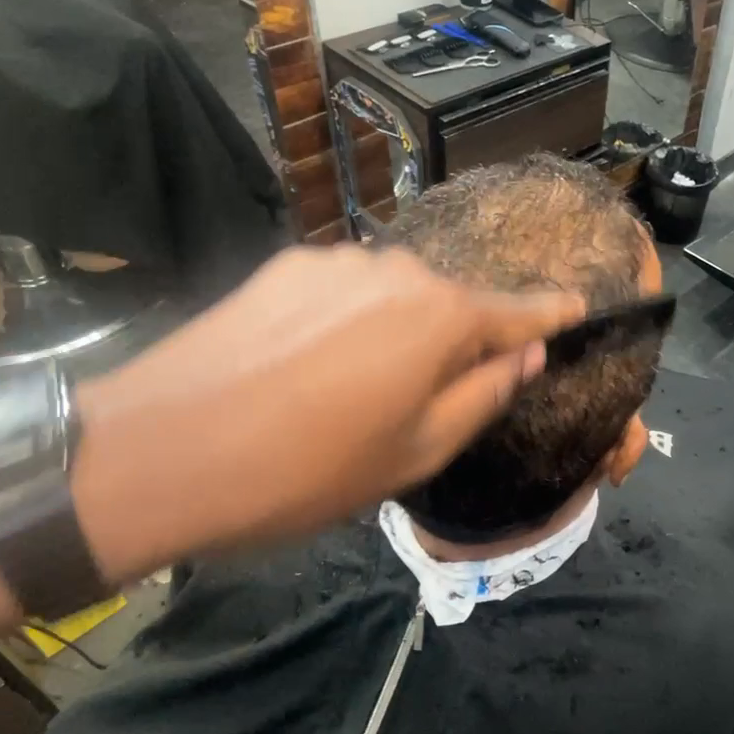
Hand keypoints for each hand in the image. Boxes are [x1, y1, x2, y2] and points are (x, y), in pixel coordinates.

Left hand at [69, 245, 584, 581]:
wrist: (152, 455)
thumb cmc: (305, 471)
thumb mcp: (415, 453)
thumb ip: (484, 395)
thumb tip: (526, 355)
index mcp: (442, 318)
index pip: (521, 312)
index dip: (554, 313)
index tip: (580, 306)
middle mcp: (400, 271)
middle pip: (452, 305)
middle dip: (457, 340)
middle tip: (425, 399)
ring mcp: (338, 263)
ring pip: (396, 296)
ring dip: (397, 331)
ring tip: (352, 388)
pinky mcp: (285, 266)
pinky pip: (343, 291)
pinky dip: (347, 320)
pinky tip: (304, 364)